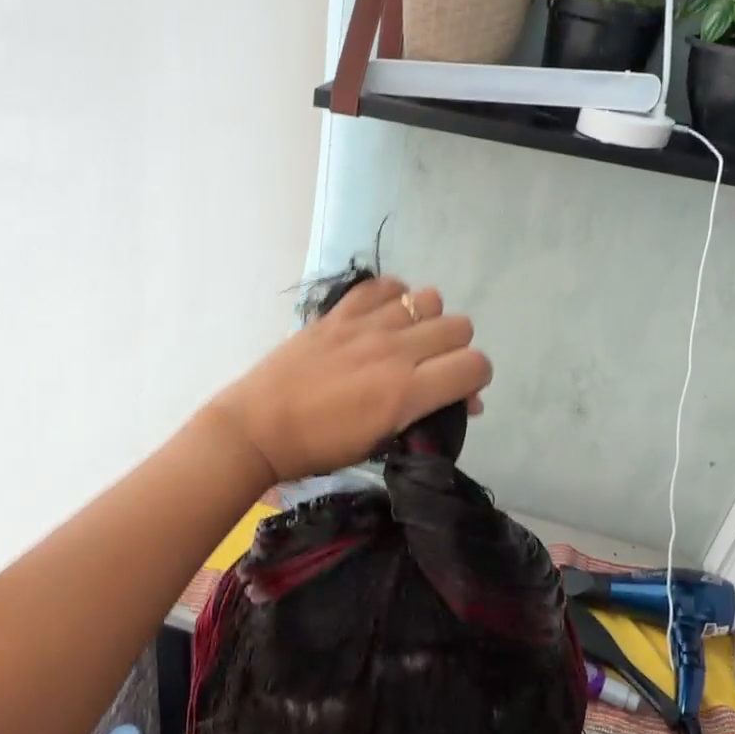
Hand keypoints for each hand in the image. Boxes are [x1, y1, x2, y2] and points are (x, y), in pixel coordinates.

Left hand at [203, 276, 490, 484]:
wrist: (258, 428)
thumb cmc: (319, 449)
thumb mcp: (380, 442)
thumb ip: (425, 415)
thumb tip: (464, 399)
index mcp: (406, 392)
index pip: (475, 366)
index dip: (476, 379)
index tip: (460, 390)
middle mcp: (394, 351)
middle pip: (459, 327)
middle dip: (455, 350)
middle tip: (432, 368)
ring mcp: (365, 326)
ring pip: (429, 299)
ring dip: (427, 320)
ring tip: (406, 341)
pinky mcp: (339, 312)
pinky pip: (384, 285)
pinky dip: (393, 297)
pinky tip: (382, 318)